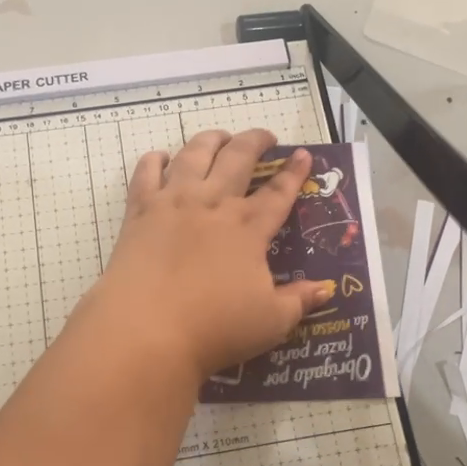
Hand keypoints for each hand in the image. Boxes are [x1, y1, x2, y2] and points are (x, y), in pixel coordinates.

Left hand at [78, 129, 332, 381]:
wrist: (146, 328)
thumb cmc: (214, 328)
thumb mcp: (270, 322)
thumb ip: (299, 301)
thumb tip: (326, 289)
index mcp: (249, 228)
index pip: (279, 192)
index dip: (294, 172)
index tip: (303, 155)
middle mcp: (214, 203)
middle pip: (238, 158)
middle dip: (256, 141)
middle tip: (265, 137)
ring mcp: (174, 202)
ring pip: (195, 154)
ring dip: (211, 140)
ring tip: (220, 137)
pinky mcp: (140, 210)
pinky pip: (147, 171)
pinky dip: (155, 159)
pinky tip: (162, 158)